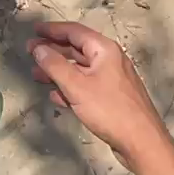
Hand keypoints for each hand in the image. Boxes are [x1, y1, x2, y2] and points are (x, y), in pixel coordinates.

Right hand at [28, 20, 173, 170]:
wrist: (143, 144)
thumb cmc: (109, 110)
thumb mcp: (77, 86)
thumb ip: (55, 65)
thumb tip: (38, 49)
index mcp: (104, 50)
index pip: (74, 31)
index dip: (52, 29)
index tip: (34, 31)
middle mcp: (110, 60)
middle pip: (76, 49)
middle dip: (52, 50)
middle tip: (30, 52)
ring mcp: (112, 79)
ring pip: (80, 69)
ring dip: (58, 71)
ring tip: (37, 75)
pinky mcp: (112, 97)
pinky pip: (86, 85)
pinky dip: (70, 87)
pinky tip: (55, 96)